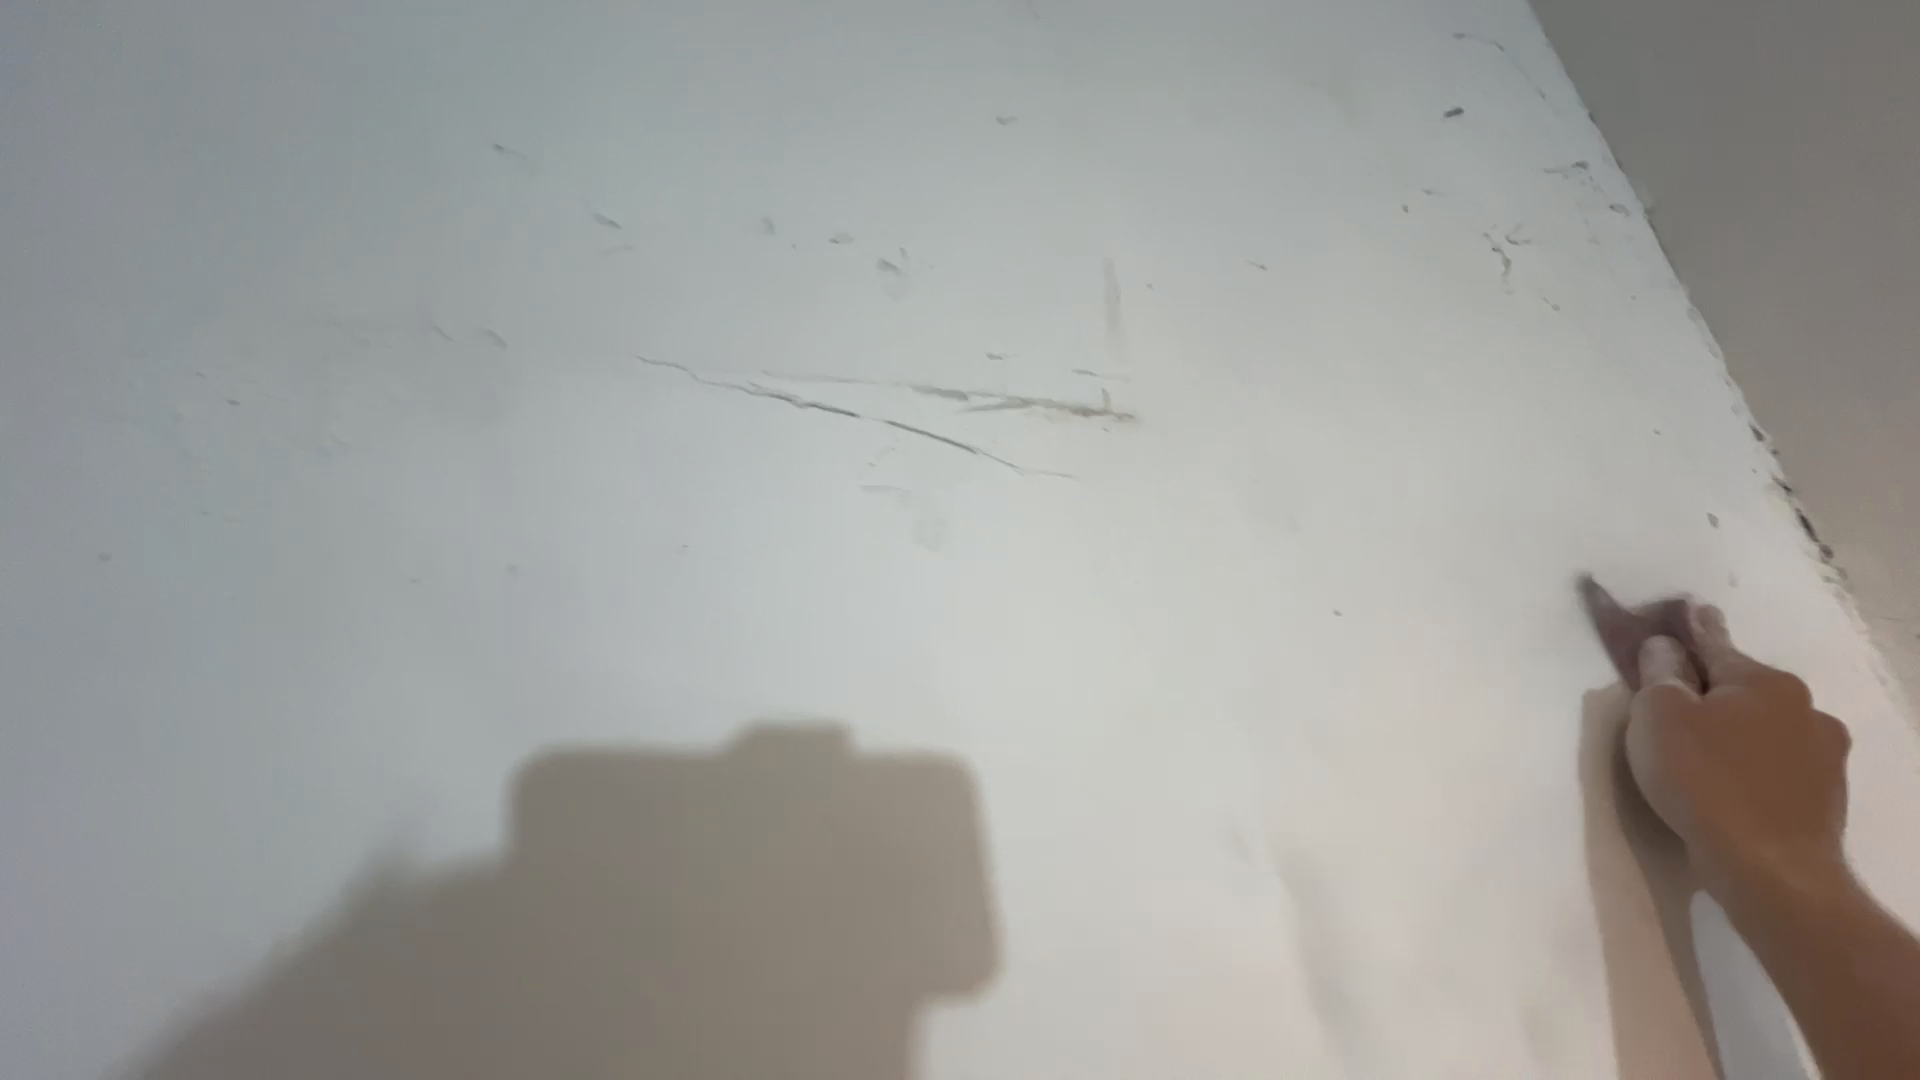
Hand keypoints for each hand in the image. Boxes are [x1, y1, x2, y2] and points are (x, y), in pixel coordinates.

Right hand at [1625, 602, 1852, 900]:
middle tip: (1670, 697)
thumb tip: (1666, 648)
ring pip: (1759, 724)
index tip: (1690, 605)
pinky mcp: (1821, 794)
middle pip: (1740, 686)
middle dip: (1708, 686)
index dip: (1693, 626)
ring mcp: (1822, 754)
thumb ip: (1661, 674)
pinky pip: (1771, 759)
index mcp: (1765, 683)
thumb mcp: (1658, 715)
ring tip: (1693, 745)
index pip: (1715, 643)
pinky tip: (1720, 778)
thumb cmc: (1701, 778)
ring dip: (1729, 725)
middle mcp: (1804, 709)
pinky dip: (1744, 759)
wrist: (1768, 866)